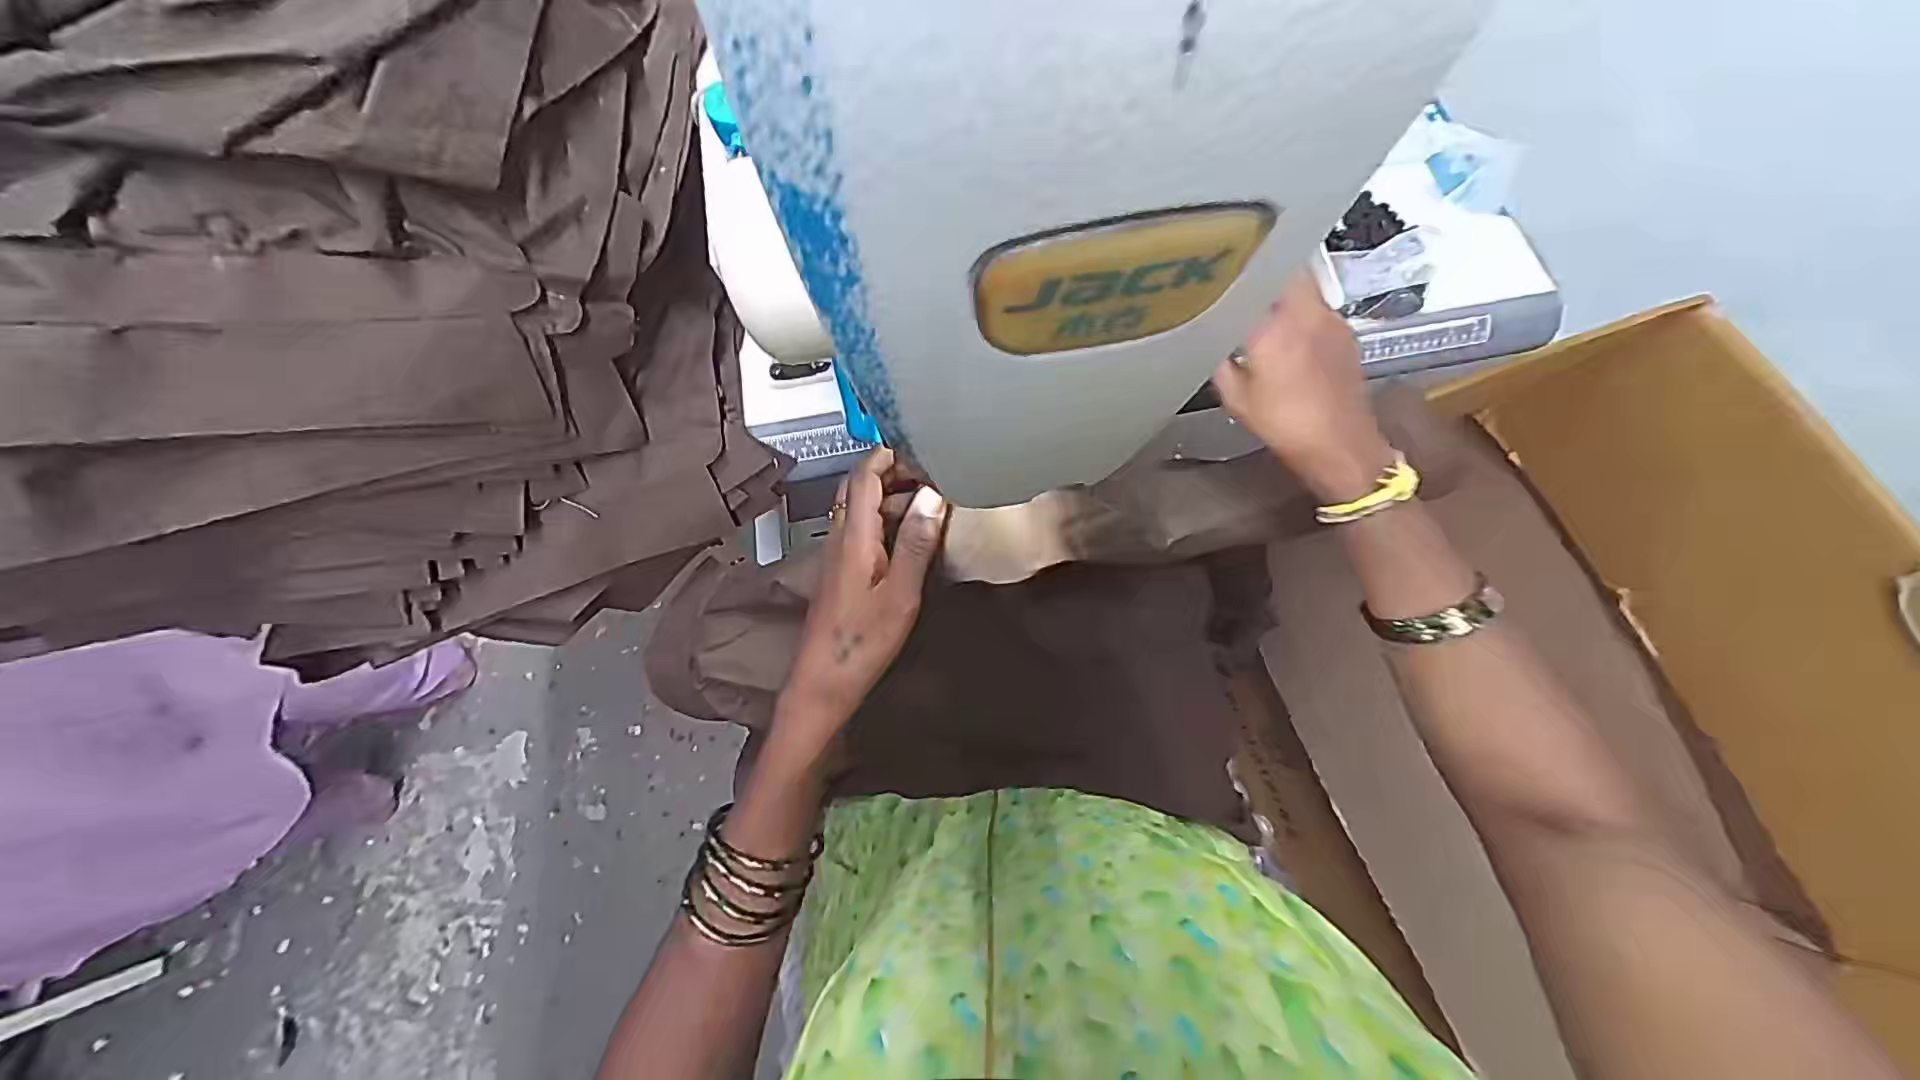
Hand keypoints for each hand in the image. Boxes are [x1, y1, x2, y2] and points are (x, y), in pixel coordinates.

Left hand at [772, 448, 948, 760]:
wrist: (822, 682)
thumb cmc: (860, 643)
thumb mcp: (900, 594)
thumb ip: (915, 543)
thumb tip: (932, 496)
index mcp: (853, 538)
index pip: (864, 477)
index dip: (887, 455)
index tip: (918, 447)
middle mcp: (840, 539)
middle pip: (860, 488)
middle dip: (893, 473)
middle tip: (931, 475)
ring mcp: (838, 556)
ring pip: (861, 509)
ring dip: (891, 498)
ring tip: (929, 504)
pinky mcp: (842, 573)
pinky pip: (862, 532)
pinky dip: (886, 522)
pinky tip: (910, 538)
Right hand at [1213, 273, 1396, 501]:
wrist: (1340, 443)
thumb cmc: (1285, 425)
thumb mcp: (1236, 398)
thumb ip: (1221, 362)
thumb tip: (1212, 341)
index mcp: (1274, 327)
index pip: (1253, 278)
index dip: (1234, 270)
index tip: (1216, 270)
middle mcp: (1307, 312)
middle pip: (1287, 266)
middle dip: (1263, 267)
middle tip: (1238, 276)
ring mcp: (1331, 319)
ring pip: (1304, 283)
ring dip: (1282, 286)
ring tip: (1257, 300)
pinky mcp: (1344, 332)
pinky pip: (1316, 306)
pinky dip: (1298, 307)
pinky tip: (1284, 329)